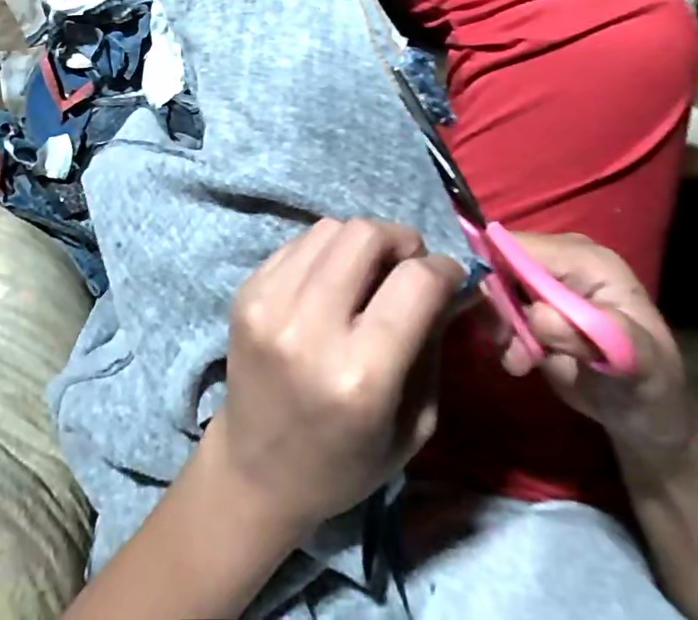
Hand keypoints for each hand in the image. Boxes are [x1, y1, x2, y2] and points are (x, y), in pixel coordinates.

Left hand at [203, 218, 465, 532]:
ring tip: (368, 275)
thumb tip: (451, 277)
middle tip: (407, 267)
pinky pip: (300, 242)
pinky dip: (327, 252)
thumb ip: (434, 341)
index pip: (416, 281)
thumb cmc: (346, 461)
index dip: (445, 270)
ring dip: (363, 242)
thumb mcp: (415, 421)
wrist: (256, 470)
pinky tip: (331, 283)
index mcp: (360, 376)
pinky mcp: (245, 293)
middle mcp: (309, 330)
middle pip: (366, 234)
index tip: (450, 280)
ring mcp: (268, 306)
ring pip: (332, 228)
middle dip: (401, 241)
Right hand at [498, 233, 697, 464]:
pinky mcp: (532, 305)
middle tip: (513, 346)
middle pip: (498, 262)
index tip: (499, 319)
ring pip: (493, 287)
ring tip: (523, 360)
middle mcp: (561, 261)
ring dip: (500, 326)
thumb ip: (592, 334)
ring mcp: (545, 283)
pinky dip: (503, 337)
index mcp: (588, 260)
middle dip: (497, 306)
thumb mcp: (639, 363)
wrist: (645, 414)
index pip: (520, 247)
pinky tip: (523, 361)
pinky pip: (497, 309)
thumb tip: (538, 315)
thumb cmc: (650, 384)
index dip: (495, 272)